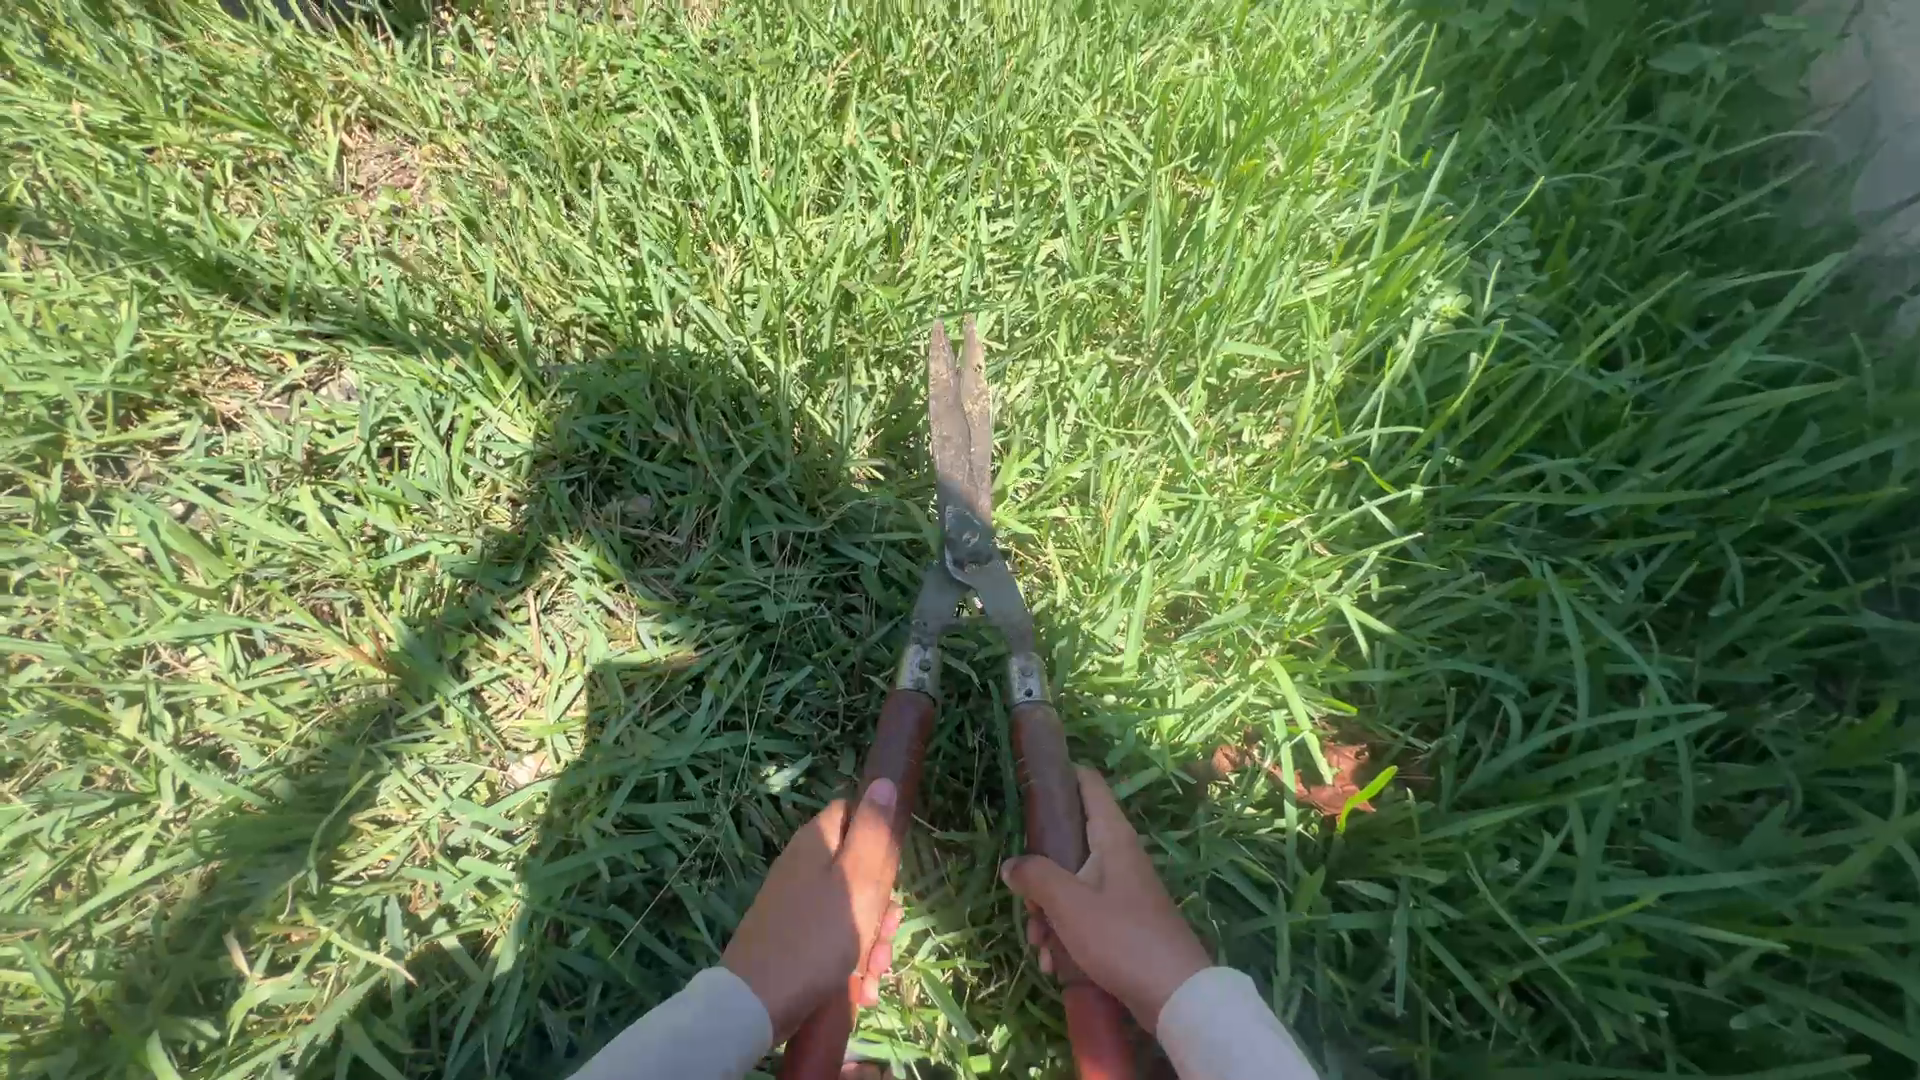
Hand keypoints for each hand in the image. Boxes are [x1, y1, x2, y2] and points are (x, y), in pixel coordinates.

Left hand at [723, 779, 905, 1038]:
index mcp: (817, 841)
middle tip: (887, 935)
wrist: (753, 1005)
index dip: (879, 837)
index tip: (892, 870)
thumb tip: (884, 782)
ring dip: (870, 941)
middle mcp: (803, 865)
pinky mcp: (790, 938)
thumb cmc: (816, 936)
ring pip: (849, 908)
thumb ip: (874, 831)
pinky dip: (849, 961)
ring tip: (873, 976)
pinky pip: (831, 939)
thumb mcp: (859, 880)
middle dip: (881, 905)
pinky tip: (859, 990)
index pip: (854, 814)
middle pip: (857, 867)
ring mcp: (794, 903)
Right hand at [1000, 767, 1210, 1031]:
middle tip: (1026, 900)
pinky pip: (1084, 913)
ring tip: (1039, 946)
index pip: (1087, 781)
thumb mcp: (1068, 904)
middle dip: (1039, 871)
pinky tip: (1054, 964)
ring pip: (1071, 882)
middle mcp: (1118, 853)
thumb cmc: (1121, 936)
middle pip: (1068, 840)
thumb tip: (1011, 865)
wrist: (1176, 996)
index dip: (1059, 774)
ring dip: (1048, 911)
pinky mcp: (1124, 919)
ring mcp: (1122, 887)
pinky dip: (1065, 933)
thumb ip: (1036, 877)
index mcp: (1111, 835)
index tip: (1029, 786)